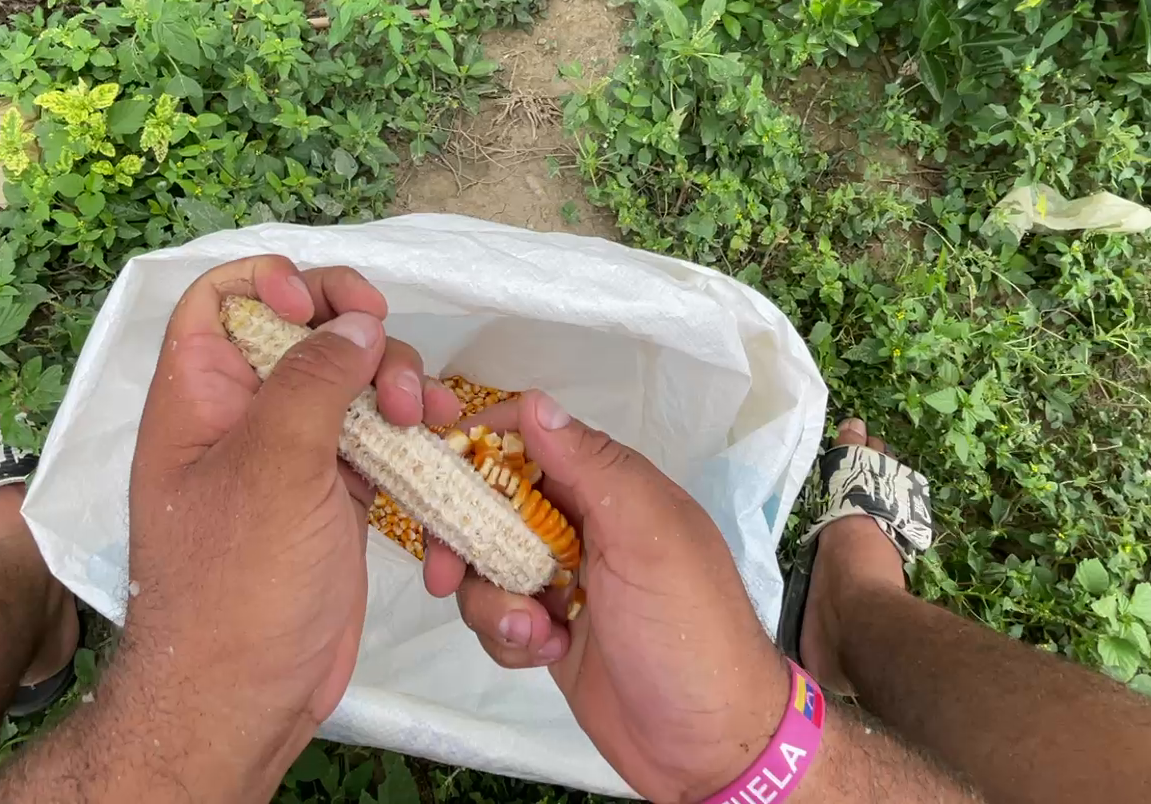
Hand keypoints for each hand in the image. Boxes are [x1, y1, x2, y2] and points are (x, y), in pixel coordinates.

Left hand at [96, 255, 458, 800]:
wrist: (250, 693)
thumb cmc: (238, 578)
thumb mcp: (271, 466)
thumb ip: (314, 381)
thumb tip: (356, 323)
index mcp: (202, 394)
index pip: (219, 300)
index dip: (266, 282)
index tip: (311, 306)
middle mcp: (249, 409)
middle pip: (303, 326)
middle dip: (353, 328)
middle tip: (383, 349)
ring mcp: (299, 445)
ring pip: (352, 374)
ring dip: (397, 377)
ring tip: (423, 415)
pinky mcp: (341, 479)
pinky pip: (381, 426)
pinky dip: (413, 421)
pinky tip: (440, 431)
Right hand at [424, 391, 788, 803]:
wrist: (709, 748)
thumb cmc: (684, 629)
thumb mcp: (646, 536)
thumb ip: (591, 466)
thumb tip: (533, 401)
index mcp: (608, 485)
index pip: (533, 438)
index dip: (483, 443)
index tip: (440, 466)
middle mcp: (580, 521)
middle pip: (494, 502)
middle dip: (464, 536)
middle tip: (442, 573)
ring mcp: (561, 575)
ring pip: (488, 561)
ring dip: (491, 598)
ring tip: (530, 631)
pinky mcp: (547, 625)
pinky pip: (498, 612)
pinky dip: (508, 634)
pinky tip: (544, 651)